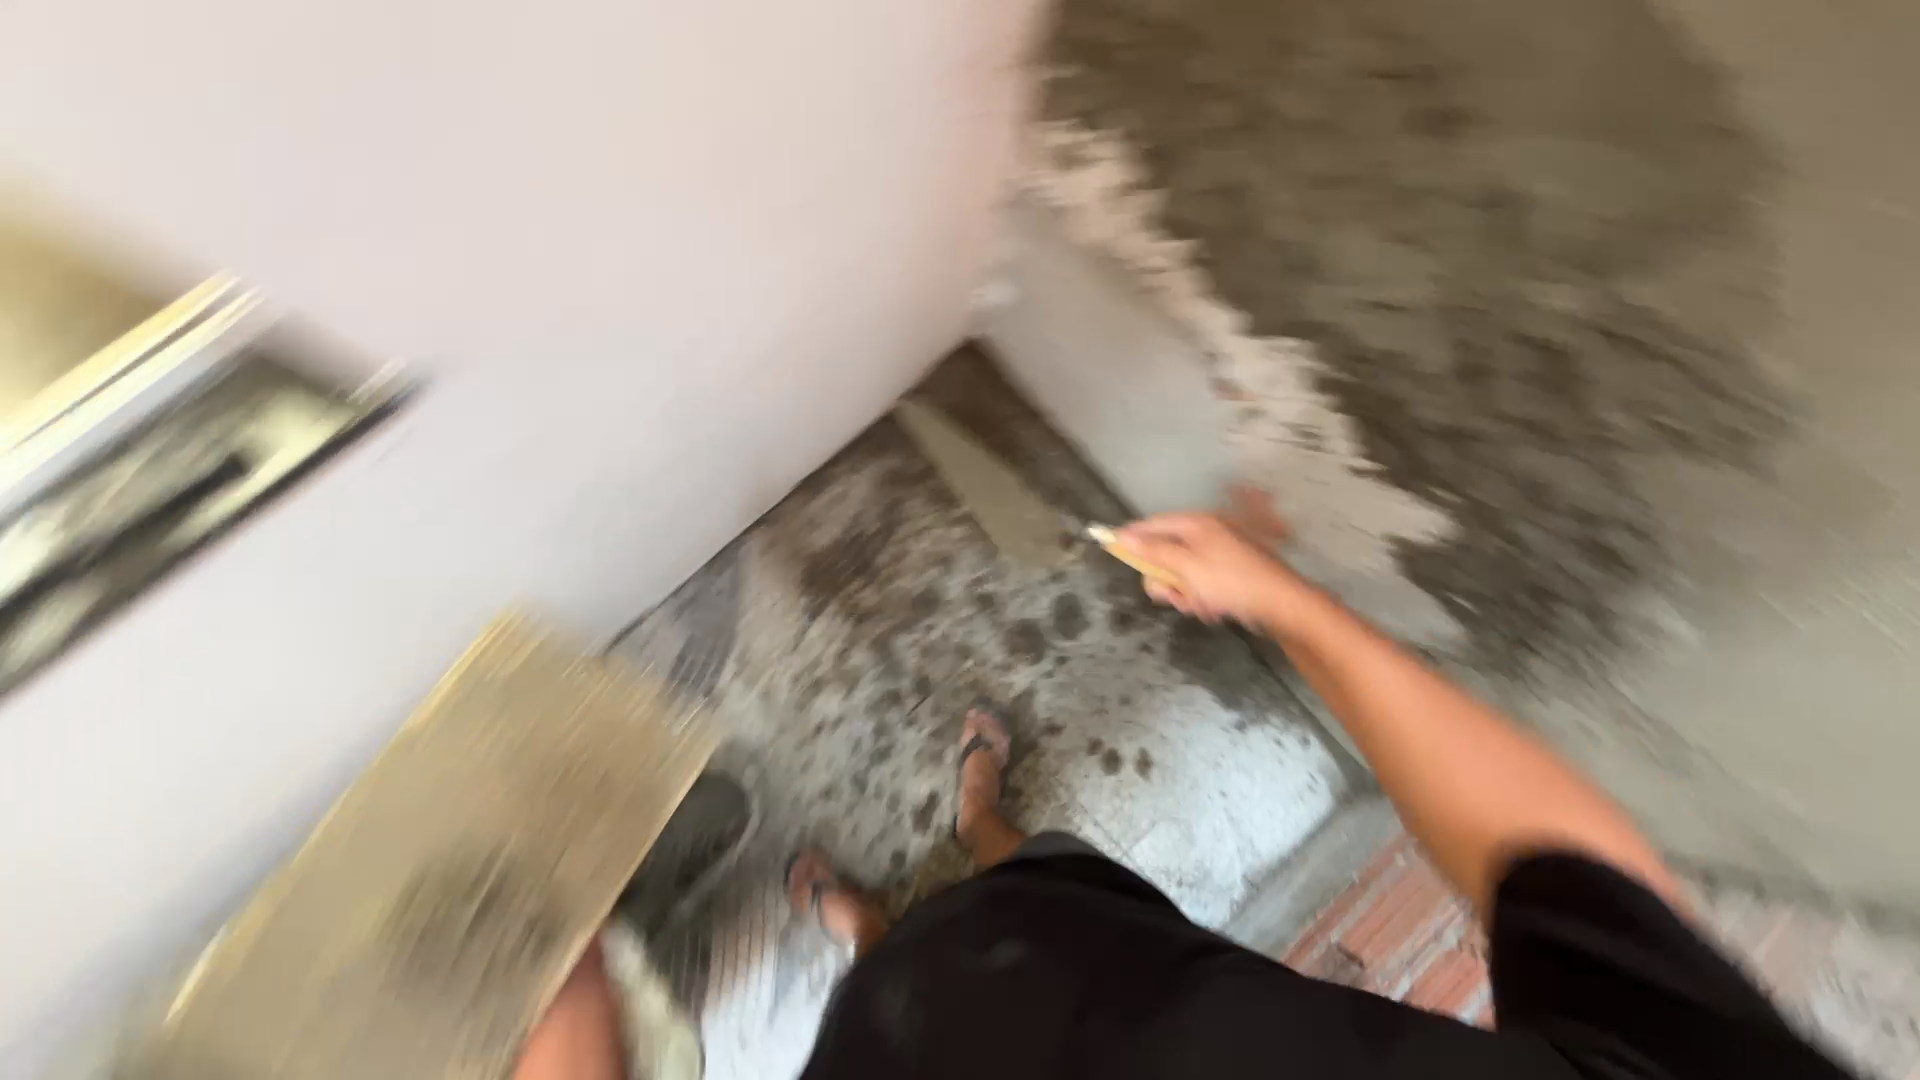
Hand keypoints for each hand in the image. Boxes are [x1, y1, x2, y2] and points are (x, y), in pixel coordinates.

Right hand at [1114, 511, 1311, 635]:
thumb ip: (1152, 551)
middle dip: (1165, 579)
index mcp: (1195, 525)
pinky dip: (1201, 597)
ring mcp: (1217, 554)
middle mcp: (1205, 534)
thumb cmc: (1230, 581)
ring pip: (1180, 574)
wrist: (1280, 603)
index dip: (1131, 537)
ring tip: (1200, 605)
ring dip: (1184, 593)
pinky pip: (1199, 583)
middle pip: (1164, 554)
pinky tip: (1214, 609)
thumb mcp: (1185, 567)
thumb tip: (1122, 534)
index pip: (1152, 524)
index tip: (1111, 548)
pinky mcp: (1227, 573)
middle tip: (1175, 595)